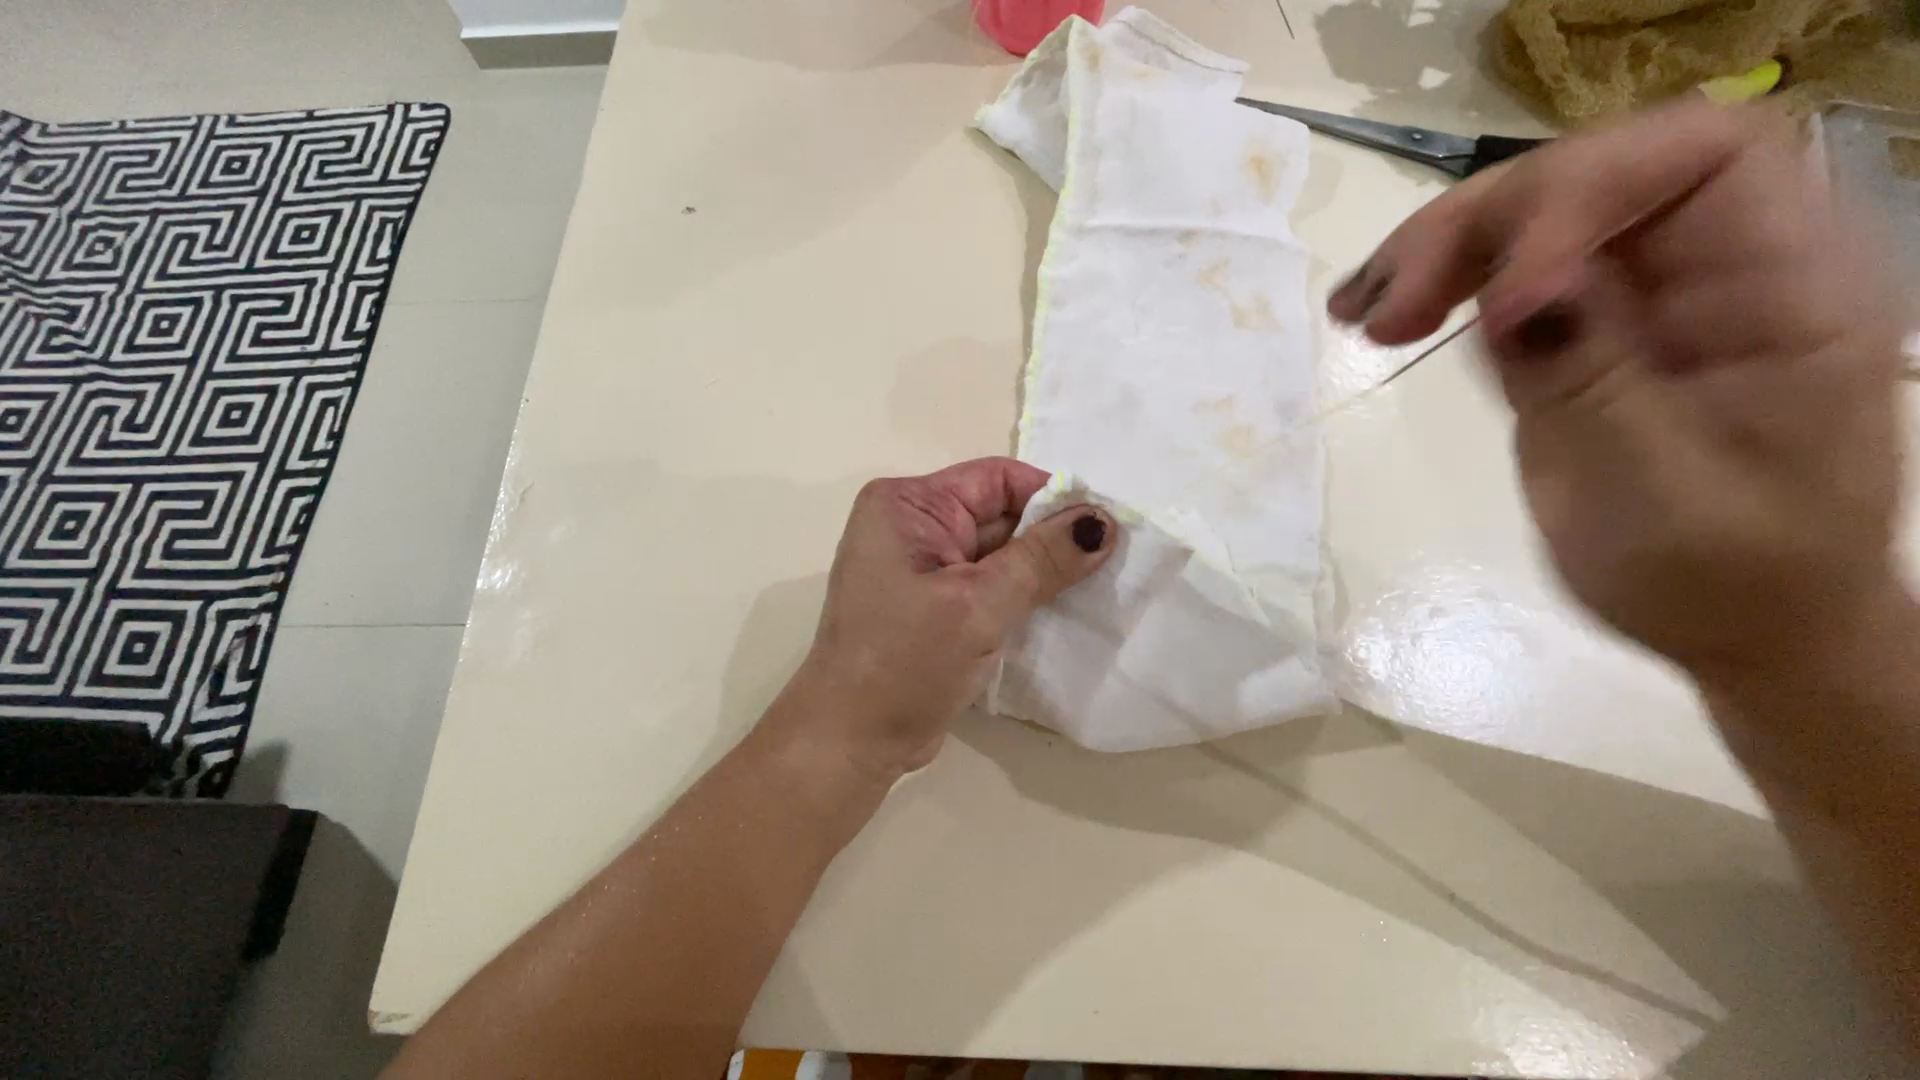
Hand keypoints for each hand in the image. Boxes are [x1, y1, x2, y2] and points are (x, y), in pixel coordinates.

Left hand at [774, 458, 1114, 780]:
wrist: (851, 741)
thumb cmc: (905, 663)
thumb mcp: (978, 605)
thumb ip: (1042, 560)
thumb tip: (1103, 522)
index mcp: (908, 505)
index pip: (996, 480)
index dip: (1053, 498)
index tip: (1108, 527)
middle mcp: (912, 526)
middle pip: (1001, 514)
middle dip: (1053, 537)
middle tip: (1117, 560)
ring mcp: (923, 569)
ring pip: (1000, 554)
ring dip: (1043, 571)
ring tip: (1102, 585)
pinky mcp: (935, 607)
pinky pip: (990, 586)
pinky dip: (1024, 596)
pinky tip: (1065, 610)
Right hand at [1330, 101, 1910, 687]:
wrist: (1737, 624)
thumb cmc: (1721, 578)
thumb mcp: (1659, 493)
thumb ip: (1591, 382)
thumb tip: (1509, 294)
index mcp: (1784, 288)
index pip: (1697, 158)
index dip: (1581, 197)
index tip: (1493, 300)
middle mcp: (1713, 265)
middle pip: (1588, 176)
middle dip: (1476, 229)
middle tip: (1385, 313)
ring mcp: (1643, 293)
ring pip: (1530, 217)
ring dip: (1433, 251)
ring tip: (1355, 311)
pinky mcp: (1585, 327)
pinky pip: (1502, 274)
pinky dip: (1430, 285)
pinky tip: (1369, 315)